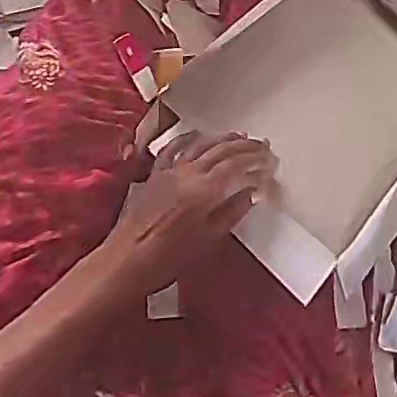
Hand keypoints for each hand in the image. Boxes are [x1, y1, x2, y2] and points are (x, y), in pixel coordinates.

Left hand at [94, 132, 275, 297]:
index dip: (255, 160)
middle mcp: (189, 173)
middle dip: (245, 145)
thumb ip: (232, 211)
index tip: (269, 160)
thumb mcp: (209, 238)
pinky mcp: (155, 175)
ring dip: (221, 138)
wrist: (127, 261)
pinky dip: (187, 139)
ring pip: (200, 144)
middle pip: (222, 149)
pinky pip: (172, 149)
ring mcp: (170, 171)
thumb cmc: (170, 257)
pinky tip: (196, 136)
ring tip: (238, 136)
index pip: (237, 164)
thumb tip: (251, 193)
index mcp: (205, 189)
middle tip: (262, 145)